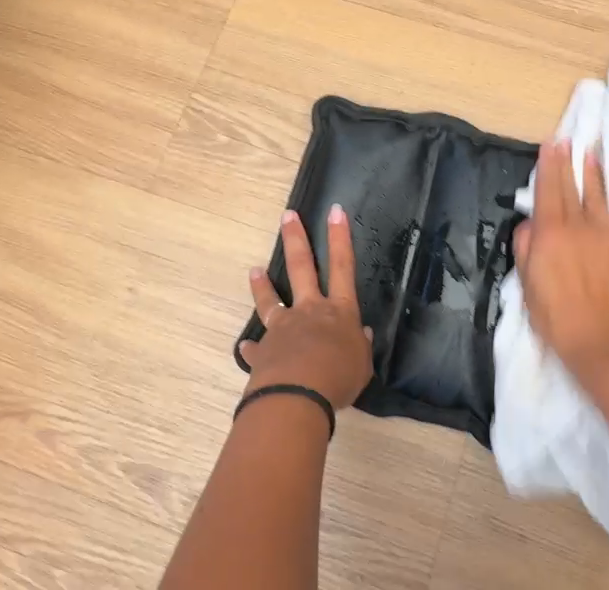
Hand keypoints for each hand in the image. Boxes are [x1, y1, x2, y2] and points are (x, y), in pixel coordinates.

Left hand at [241, 205, 374, 408]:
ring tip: (254, 271)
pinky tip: (245, 347)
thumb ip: (361, 347)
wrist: (296, 396)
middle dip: (296, 239)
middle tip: (288, 216)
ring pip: (272, 300)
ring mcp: (283, 328)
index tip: (335, 211)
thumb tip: (363, 333)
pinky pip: (256, 348)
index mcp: (339, 311)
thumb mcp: (362, 366)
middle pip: (302, 268)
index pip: (343, 266)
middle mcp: (309, 311)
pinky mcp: (263, 351)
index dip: (340, 238)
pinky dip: (252, 348)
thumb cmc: (338, 378)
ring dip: (263, 285)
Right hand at [513, 140, 608, 378]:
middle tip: (565, 140)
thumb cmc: (556, 318)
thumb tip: (530, 224)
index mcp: (550, 234)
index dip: (548, 166)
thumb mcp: (527, 285)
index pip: (548, 190)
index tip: (549, 145)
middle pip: (571, 186)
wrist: (601, 341)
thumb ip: (526, 249)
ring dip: (593, 169)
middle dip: (567, 161)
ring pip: (598, 192)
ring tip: (590, 151)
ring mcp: (605, 233)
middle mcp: (578, 225)